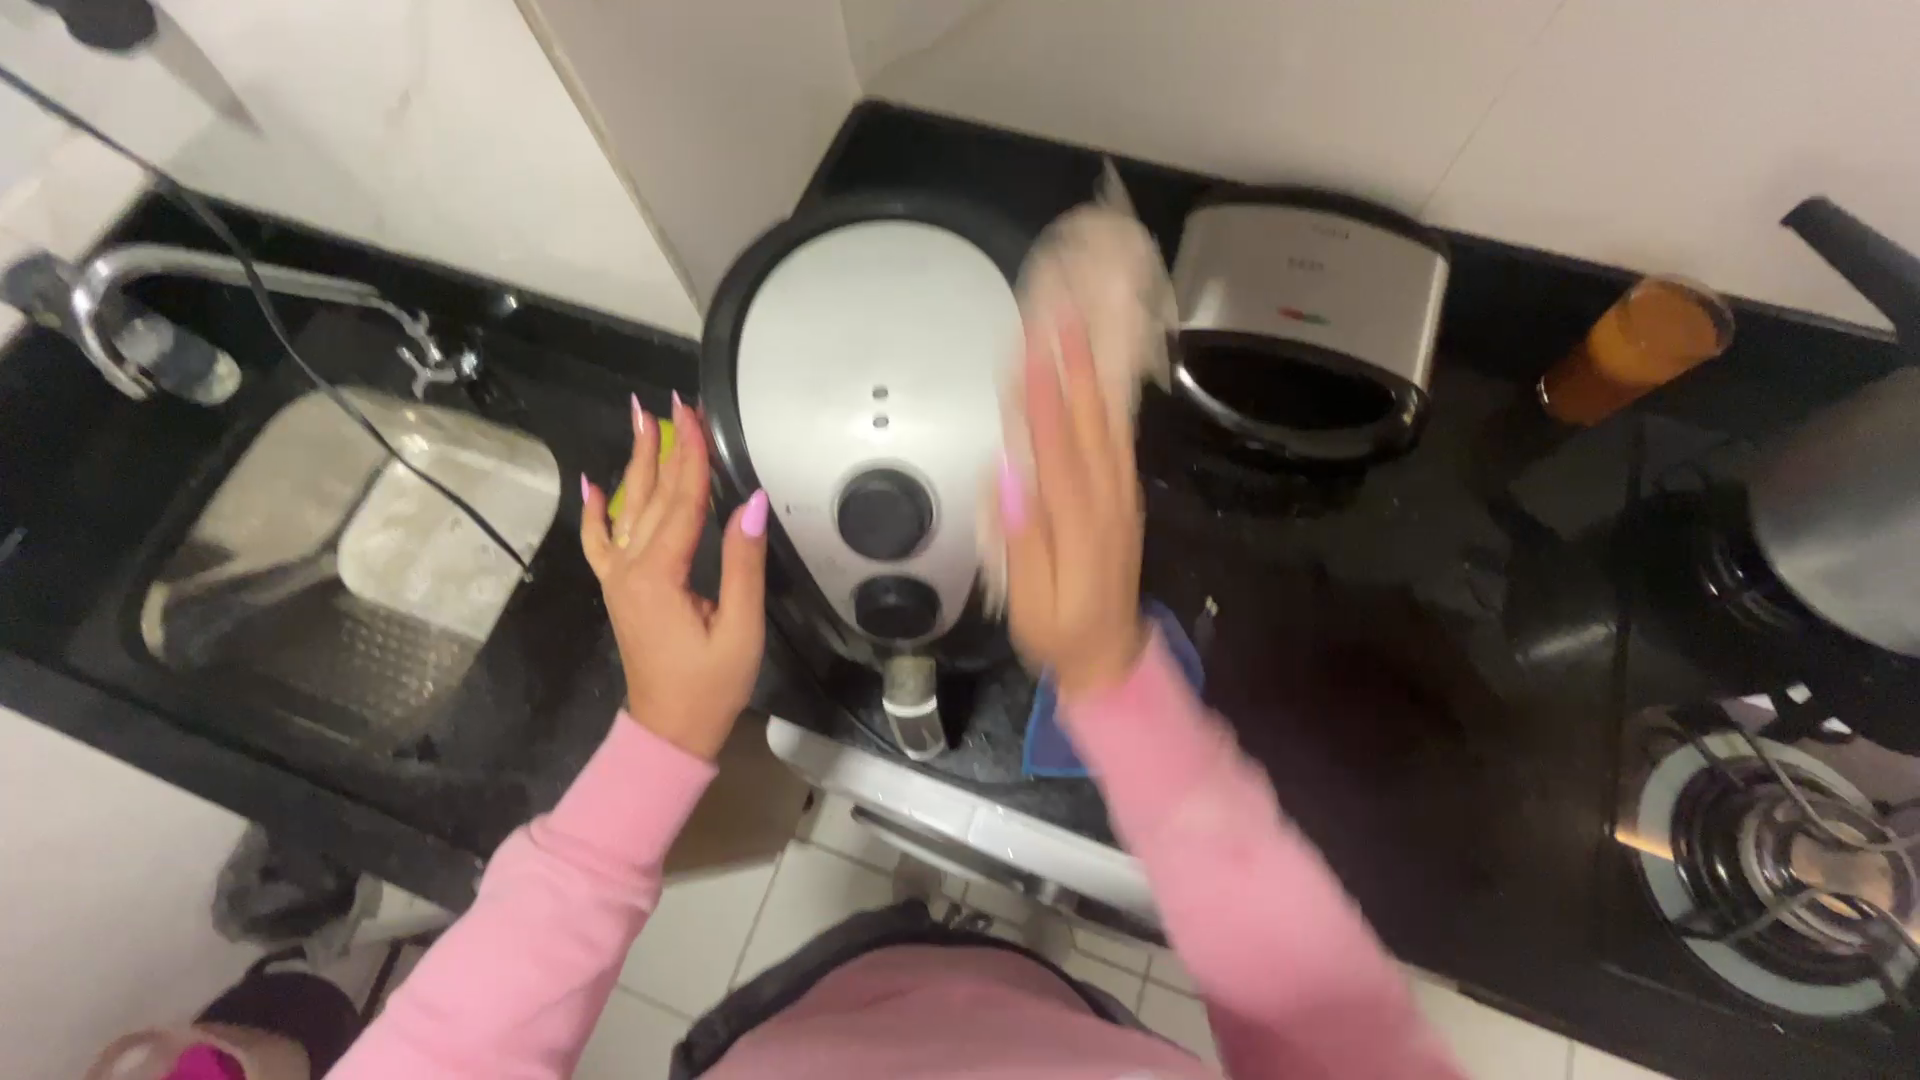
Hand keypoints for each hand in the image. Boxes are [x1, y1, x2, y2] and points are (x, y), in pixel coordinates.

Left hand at [581, 393, 769, 759]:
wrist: (670, 729)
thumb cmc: (712, 684)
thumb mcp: (741, 627)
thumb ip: (743, 563)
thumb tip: (752, 503)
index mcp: (661, 574)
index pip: (682, 501)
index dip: (692, 454)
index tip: (694, 412)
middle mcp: (631, 567)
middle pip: (652, 495)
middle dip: (661, 446)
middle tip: (664, 403)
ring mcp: (618, 578)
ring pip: (627, 509)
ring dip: (634, 464)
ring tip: (636, 422)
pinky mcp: (619, 590)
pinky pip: (601, 542)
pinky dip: (596, 512)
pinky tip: (593, 485)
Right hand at [1000, 313, 1147, 700]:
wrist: (1112, 656)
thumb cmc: (1060, 634)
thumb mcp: (1032, 604)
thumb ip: (1024, 541)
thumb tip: (1010, 477)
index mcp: (1080, 527)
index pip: (1059, 452)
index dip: (1045, 399)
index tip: (1034, 351)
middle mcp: (1108, 503)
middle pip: (1090, 426)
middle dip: (1075, 368)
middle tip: (1061, 317)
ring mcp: (1121, 499)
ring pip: (1108, 428)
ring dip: (1093, 377)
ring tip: (1077, 333)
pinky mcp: (1124, 501)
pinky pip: (1117, 444)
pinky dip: (1106, 405)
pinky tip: (1096, 380)